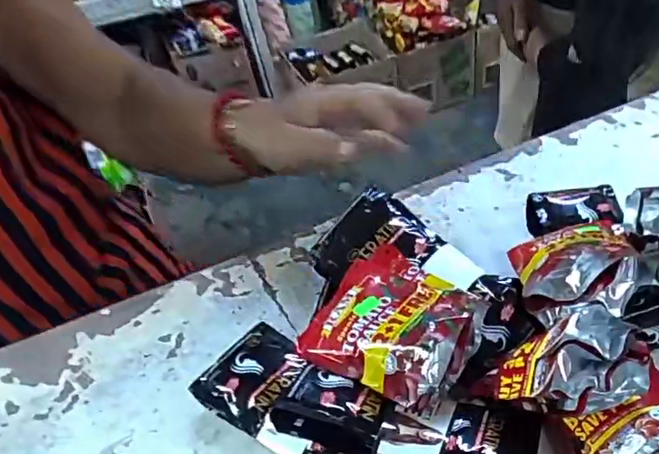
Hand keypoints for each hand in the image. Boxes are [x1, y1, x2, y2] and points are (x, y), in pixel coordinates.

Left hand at [227, 85, 424, 172]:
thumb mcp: (296, 148)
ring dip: (391, 109)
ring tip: (414, 118)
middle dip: (398, 103)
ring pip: (365, 104)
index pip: (364, 105)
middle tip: (427, 110)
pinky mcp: (319, 124)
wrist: (231, 137)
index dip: (389, 118)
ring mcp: (324, 112)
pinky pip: (356, 118)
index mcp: (324, 105)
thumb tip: (358, 150)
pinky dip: (376, 122)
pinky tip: (383, 132)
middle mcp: (328, 102)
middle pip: (369, 97)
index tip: (409, 136)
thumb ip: (329, 148)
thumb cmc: (264, 143)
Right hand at [499, 0, 534, 61]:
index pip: (511, 44)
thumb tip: (520, 40)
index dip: (519, 53)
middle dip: (517, 49)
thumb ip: (520, 21)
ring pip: (508, 32)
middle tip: (525, 56)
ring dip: (515, 41)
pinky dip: (514, 31)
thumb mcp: (520, 4)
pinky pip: (509, 25)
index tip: (527, 60)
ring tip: (523, 46)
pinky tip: (520, 31)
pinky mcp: (504, 8)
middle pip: (508, 39)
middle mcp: (501, 20)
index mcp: (505, 22)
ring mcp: (501, 14)